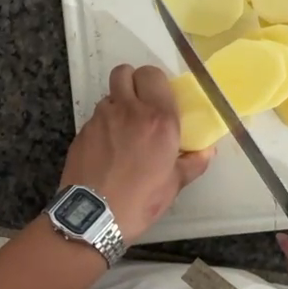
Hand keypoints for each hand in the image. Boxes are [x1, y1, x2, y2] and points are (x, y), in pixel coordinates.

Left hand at [61, 64, 212, 240]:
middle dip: (132, 82)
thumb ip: (192, 163)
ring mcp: (100, 120)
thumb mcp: (173, 185)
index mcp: (158, 120)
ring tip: (123, 130)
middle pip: (124, 72)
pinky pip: (95, 117)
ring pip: (108, 95)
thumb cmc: (139, 201)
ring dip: (117, 105)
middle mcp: (127, 111)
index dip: (155, 82)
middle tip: (139, 104)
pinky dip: (102, 125)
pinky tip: (107, 148)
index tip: (159, 99)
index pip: (153, 75)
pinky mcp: (81, 132)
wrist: (93, 215)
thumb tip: (206, 152)